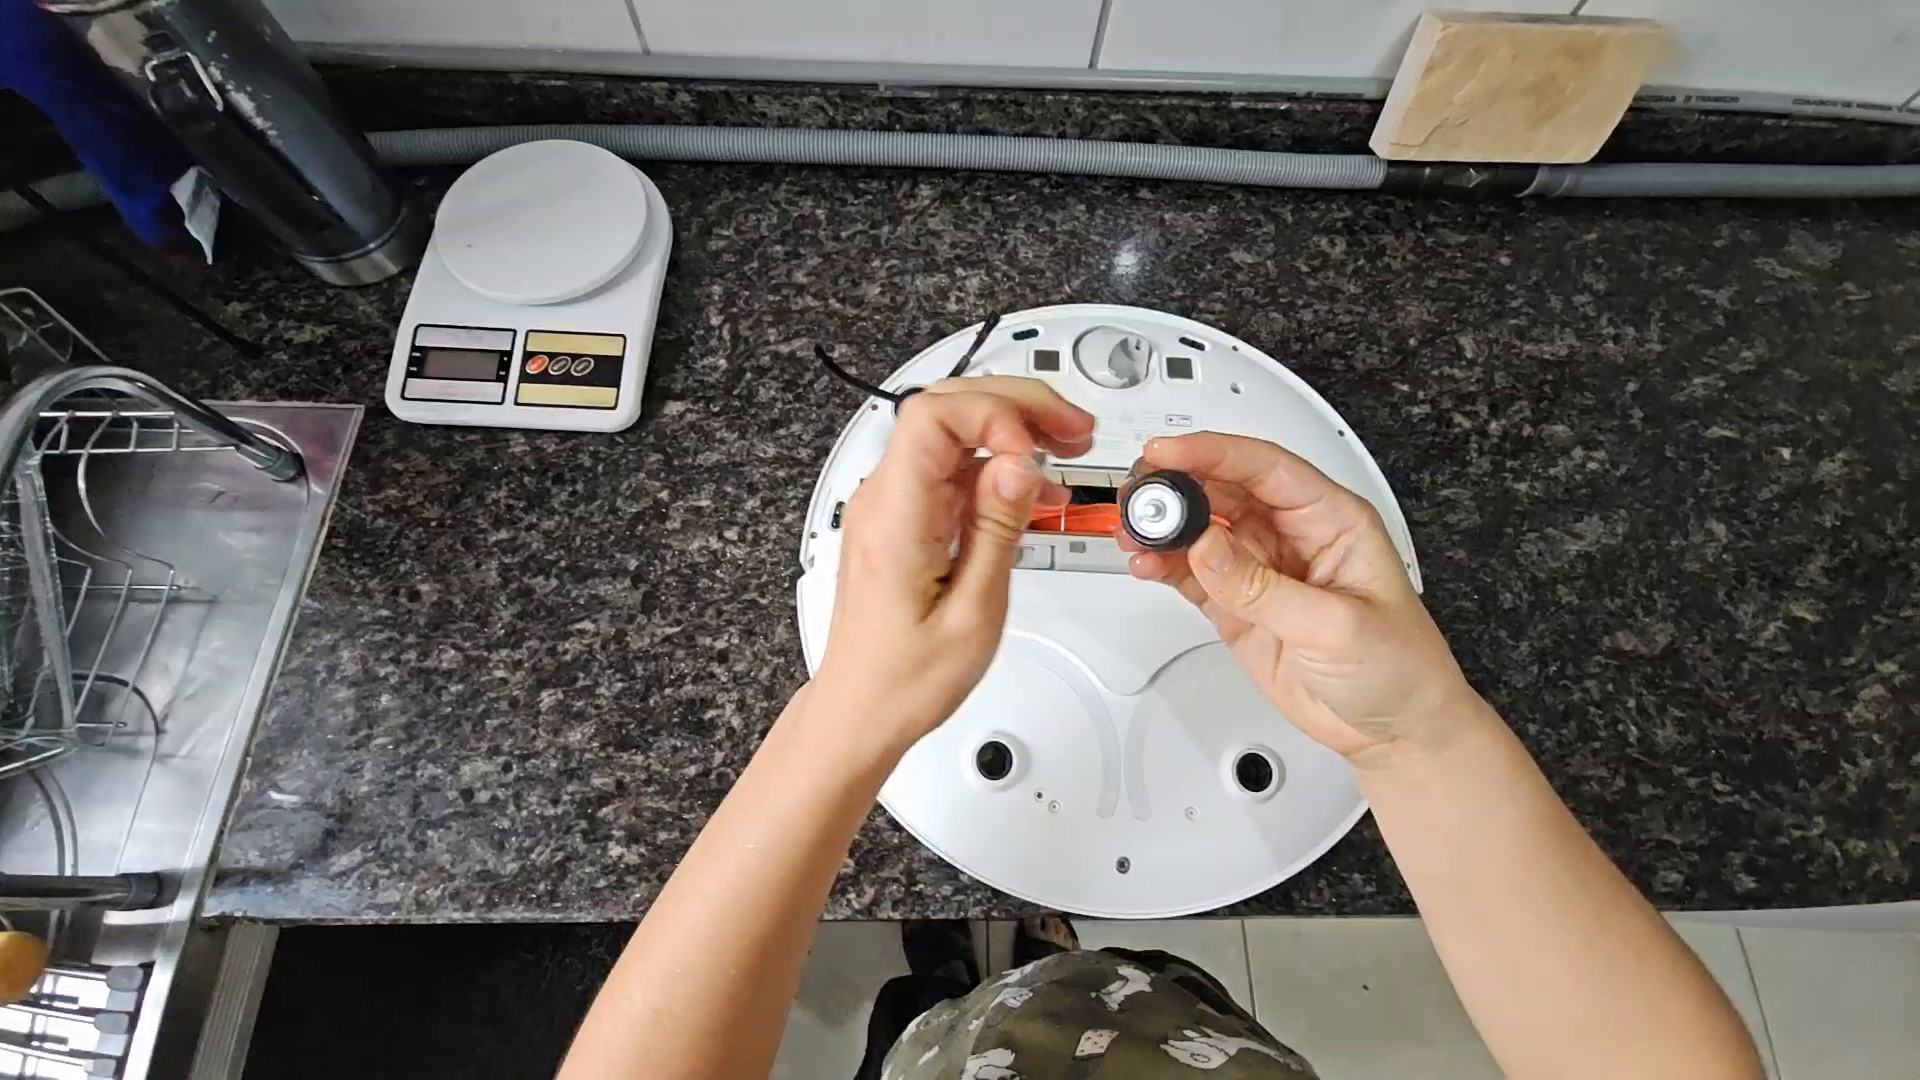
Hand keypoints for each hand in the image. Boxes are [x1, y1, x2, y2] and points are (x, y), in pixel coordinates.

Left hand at [811, 377, 1093, 756]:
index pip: (934, 417)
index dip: (995, 415)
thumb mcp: (973, 612)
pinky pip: (951, 472)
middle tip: (1071, 429)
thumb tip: (1019, 464)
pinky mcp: (904, 519)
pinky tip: (1034, 490)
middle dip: (1016, 407)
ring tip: (1065, 452)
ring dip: (1011, 432)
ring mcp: (891, 506)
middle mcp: (883, 500)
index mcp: (894, 517)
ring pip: (952, 434)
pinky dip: (996, 468)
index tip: (1037, 452)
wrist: (862, 708)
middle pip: (944, 409)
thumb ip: (997, 529)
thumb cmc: (905, 678)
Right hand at [1123, 433, 1483, 766]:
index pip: (1265, 468)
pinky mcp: (1232, 601)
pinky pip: (1188, 571)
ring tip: (1132, 532)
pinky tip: (1145, 564)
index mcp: (1329, 519)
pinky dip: (1162, 564)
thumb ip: (1263, 587)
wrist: (1389, 728)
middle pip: (1221, 489)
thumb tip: (1206, 547)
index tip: (1168, 453)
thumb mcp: (1336, 625)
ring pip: (1197, 528)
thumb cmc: (1396, 668)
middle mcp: (1288, 534)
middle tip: (1137, 494)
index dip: (1214, 453)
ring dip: (1161, 526)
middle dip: (1175, 485)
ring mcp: (1256, 567)